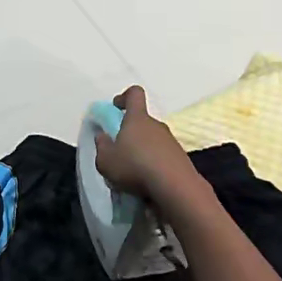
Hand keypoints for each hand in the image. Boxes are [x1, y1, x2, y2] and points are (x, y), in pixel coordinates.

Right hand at [94, 86, 201, 202]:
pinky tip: (147, 179)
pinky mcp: (180, 157)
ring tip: (132, 171)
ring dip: (142, 150)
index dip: (124, 97)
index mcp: (137, 119)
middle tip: (120, 152)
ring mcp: (171, 140)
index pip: (135, 94)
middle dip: (130, 133)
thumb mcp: (106, 160)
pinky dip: (153, 163)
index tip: (116, 108)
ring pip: (152, 139)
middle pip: (142, 121)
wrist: (174, 186)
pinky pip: (162, 155)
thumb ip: (101, 146)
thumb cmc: (135, 167)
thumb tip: (103, 136)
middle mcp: (156, 125)